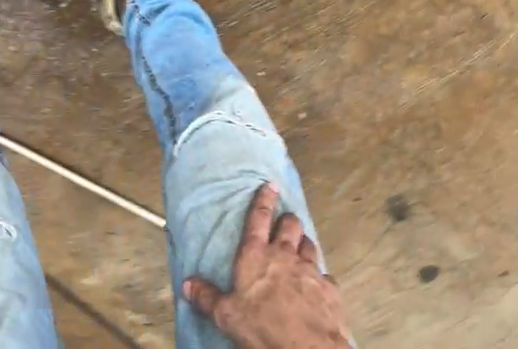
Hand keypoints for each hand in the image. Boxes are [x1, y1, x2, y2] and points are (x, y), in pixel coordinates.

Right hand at [183, 183, 351, 348]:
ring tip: (302, 246)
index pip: (259, 218)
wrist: (308, 348)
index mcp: (256, 255)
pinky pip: (325, 275)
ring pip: (310, 244)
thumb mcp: (227, 315)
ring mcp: (310, 270)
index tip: (270, 185)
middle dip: (289, 220)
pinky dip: (321, 277)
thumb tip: (187, 284)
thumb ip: (207, 297)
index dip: (264, 199)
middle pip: (290, 225)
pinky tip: (318, 284)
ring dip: (305, 243)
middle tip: (287, 221)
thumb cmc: (263, 327)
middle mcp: (284, 255)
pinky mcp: (329, 289)